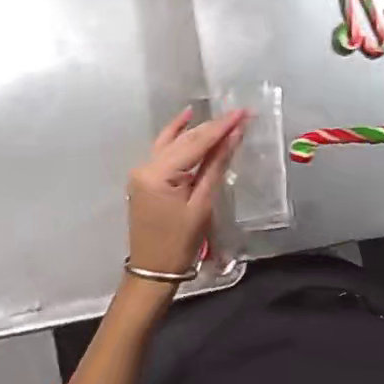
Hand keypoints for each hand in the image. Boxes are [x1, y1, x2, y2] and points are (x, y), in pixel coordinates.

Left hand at [127, 107, 246, 274]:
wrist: (153, 271)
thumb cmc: (180, 243)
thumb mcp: (202, 205)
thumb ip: (215, 167)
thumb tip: (232, 137)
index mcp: (158, 174)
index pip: (194, 143)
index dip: (220, 127)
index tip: (241, 112)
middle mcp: (145, 167)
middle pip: (182, 141)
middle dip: (210, 127)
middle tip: (237, 113)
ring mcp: (141, 173)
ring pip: (171, 143)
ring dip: (194, 130)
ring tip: (217, 115)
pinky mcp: (144, 180)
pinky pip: (163, 153)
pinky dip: (177, 139)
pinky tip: (186, 123)